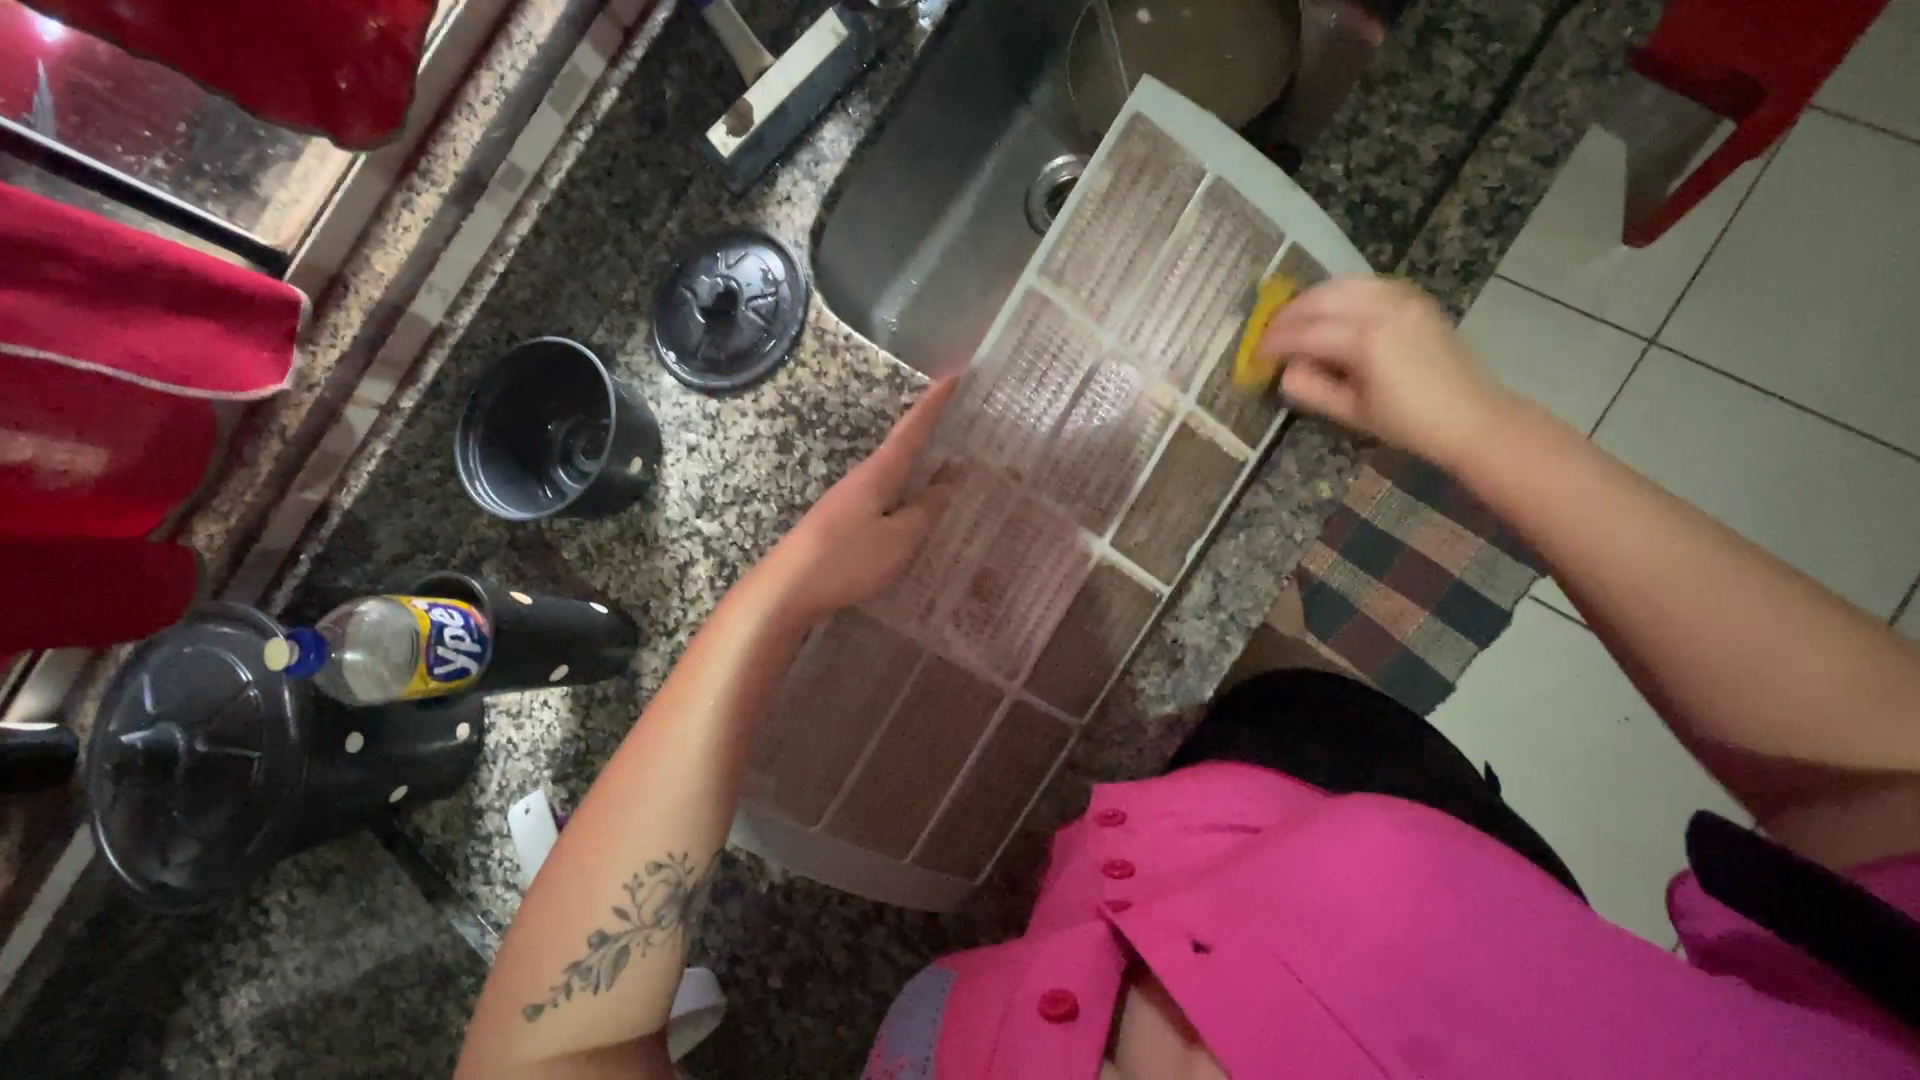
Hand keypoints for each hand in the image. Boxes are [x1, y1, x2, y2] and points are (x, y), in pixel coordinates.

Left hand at [755, 376, 957, 621]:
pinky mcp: (843, 523)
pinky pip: (885, 500)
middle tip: (964, 422)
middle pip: (903, 448)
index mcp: (880, 473)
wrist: (787, 589)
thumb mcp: (899, 539)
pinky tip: (917, 511)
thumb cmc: (847, 559)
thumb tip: (948, 482)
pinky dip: (907, 496)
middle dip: (932, 433)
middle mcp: (864, 478)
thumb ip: (926, 510)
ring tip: (951, 468)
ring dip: (921, 468)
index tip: (955, 376)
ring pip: (894, 476)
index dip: (935, 403)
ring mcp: (850, 501)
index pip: (913, 428)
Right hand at [1256, 277, 1513, 464]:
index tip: (1255, 354)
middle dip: (1287, 315)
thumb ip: (1311, 388)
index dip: (1273, 343)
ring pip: (1341, 284)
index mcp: (1365, 341)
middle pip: (1319, 299)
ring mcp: (1402, 298)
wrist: (1472, 417)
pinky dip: (1341, 293)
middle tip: (1268, 335)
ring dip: (1311, 299)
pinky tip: (1331, 312)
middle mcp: (1382, 309)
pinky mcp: (1414, 298)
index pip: (1304, 333)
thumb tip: (1285, 371)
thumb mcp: (1351, 413)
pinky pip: (1367, 284)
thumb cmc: (1409, 424)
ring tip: (1295, 320)